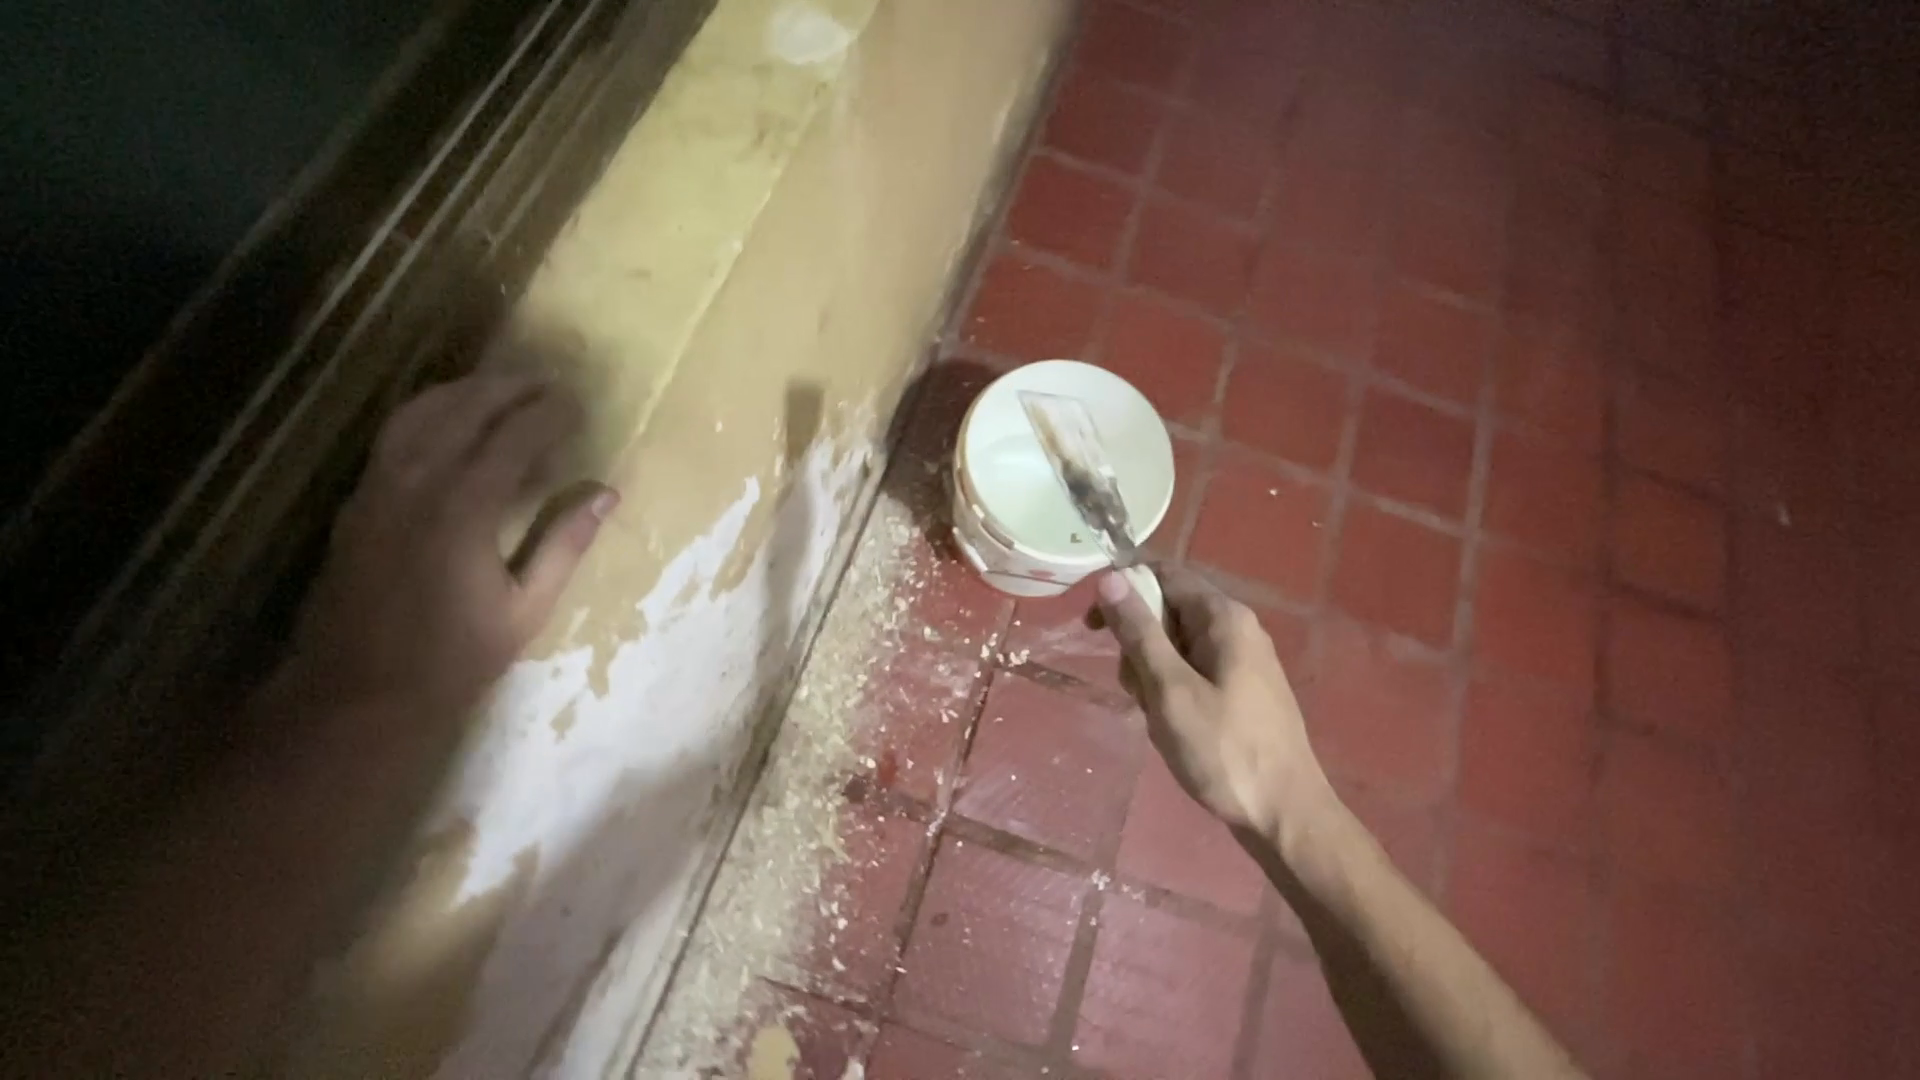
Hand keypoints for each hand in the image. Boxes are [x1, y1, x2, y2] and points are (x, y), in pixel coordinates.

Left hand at [283, 371, 616, 713]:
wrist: (357, 692)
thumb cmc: (455, 657)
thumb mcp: (527, 607)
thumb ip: (565, 544)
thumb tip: (606, 494)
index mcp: (463, 511)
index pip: (511, 440)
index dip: (546, 415)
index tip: (576, 402)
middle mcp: (415, 485)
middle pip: (462, 411)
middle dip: (507, 388)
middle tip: (546, 381)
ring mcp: (377, 489)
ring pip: (418, 414)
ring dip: (463, 391)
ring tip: (502, 386)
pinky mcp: (358, 502)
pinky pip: (394, 436)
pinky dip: (429, 412)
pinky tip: (450, 419)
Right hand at [1096, 565, 1332, 836]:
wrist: (1284, 814)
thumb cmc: (1223, 750)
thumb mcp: (1169, 689)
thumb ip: (1139, 631)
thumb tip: (1110, 578)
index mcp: (1224, 617)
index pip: (1164, 574)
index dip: (1123, 591)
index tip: (1093, 626)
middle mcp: (1237, 627)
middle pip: (1168, 609)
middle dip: (1138, 643)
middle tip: (1134, 688)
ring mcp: (1242, 659)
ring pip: (1176, 644)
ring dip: (1152, 672)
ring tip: (1156, 715)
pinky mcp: (1242, 688)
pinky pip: (1193, 669)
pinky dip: (1172, 688)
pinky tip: (1173, 724)